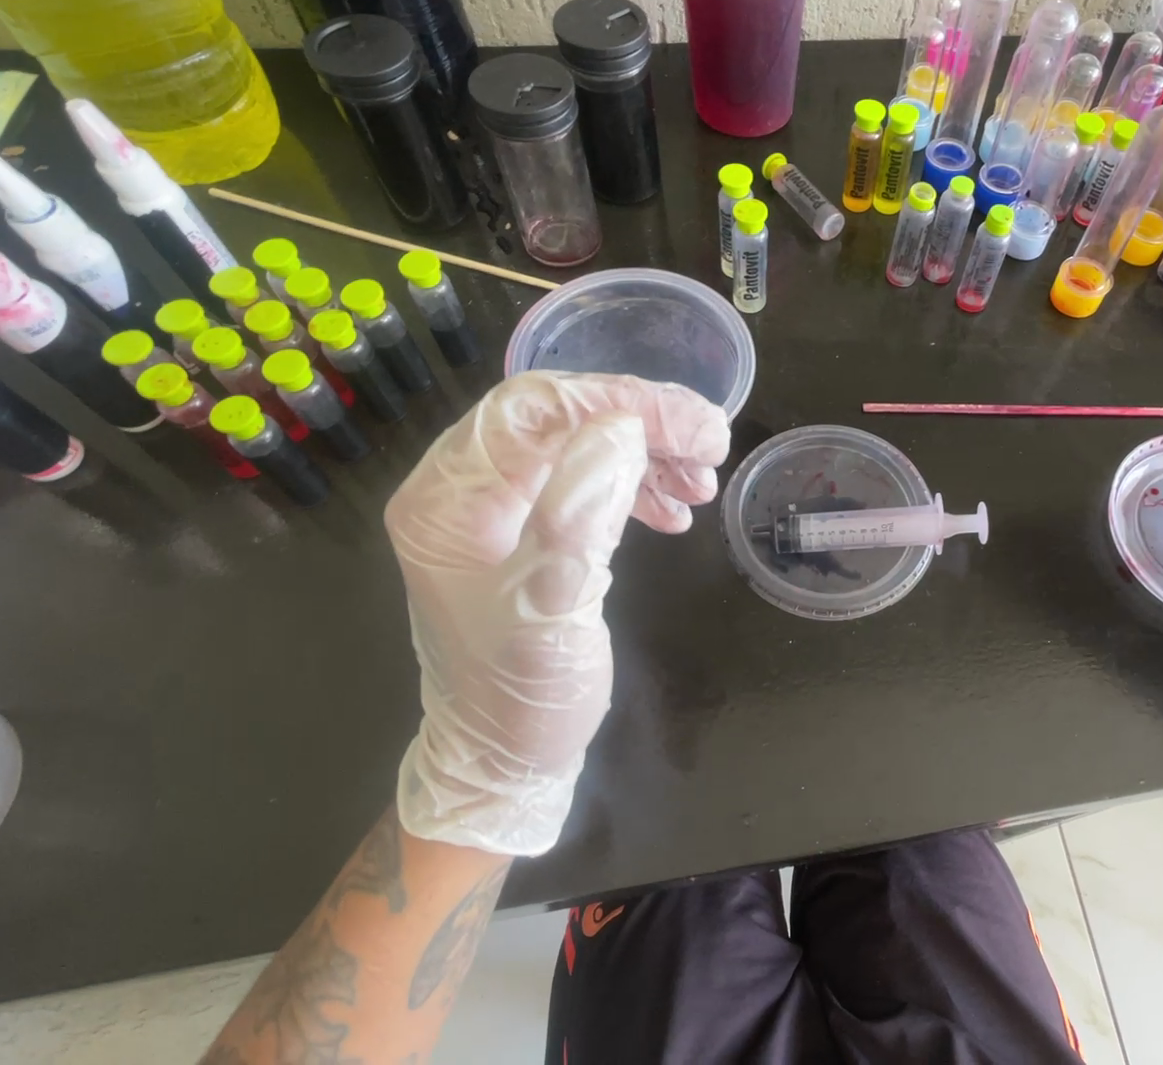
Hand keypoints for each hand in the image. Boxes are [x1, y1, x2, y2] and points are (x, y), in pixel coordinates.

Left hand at [385, 372, 729, 854]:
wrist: (505, 763)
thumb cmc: (521, 696)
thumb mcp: (552, 607)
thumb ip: (581, 512)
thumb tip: (624, 426)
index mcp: (450, 498)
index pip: (533, 409)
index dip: (619, 400)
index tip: (696, 425)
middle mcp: (464, 490)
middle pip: (558, 418)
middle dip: (641, 422)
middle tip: (712, 447)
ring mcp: (496, 510)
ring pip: (577, 444)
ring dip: (646, 454)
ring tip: (703, 485)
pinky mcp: (527, 531)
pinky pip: (584, 482)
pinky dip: (634, 486)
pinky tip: (674, 513)